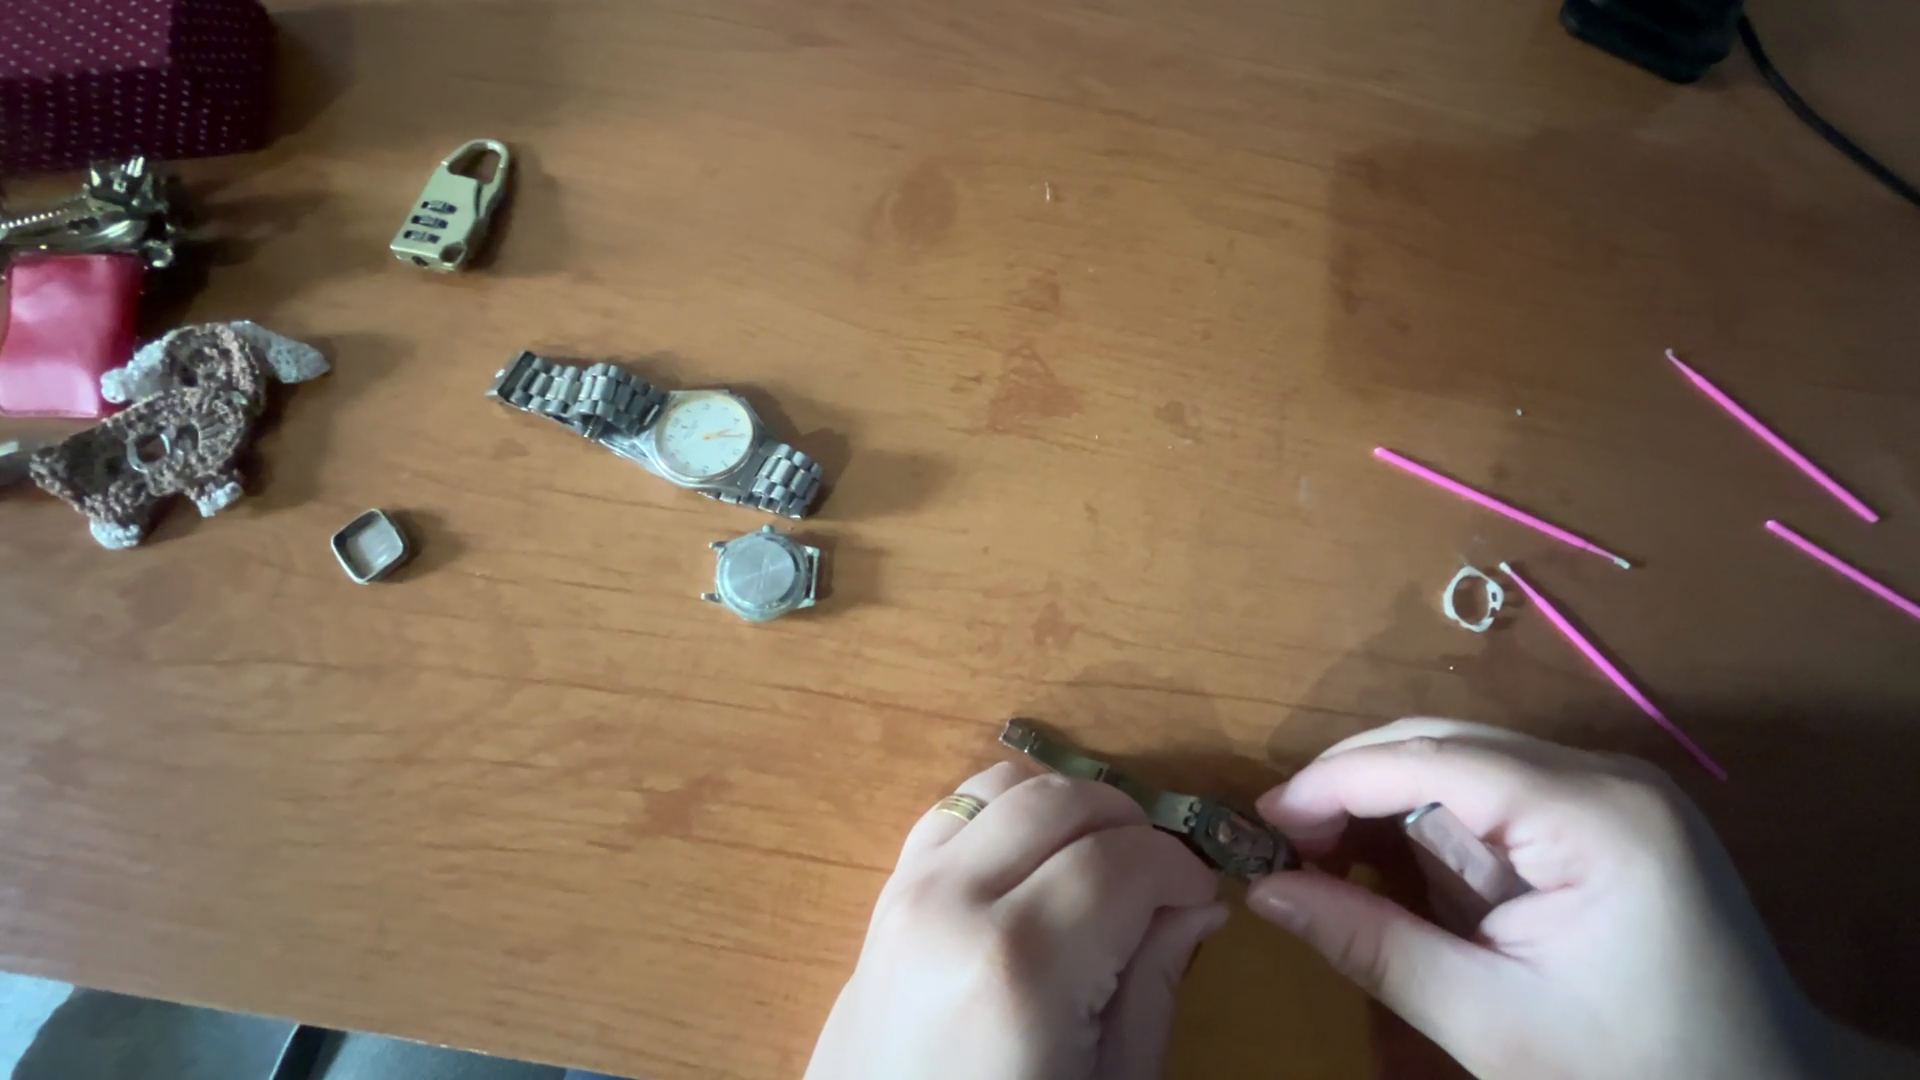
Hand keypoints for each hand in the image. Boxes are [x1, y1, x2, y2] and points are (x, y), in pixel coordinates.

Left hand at [804, 761, 1224, 1079]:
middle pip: (1059, 802)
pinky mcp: (888, 885)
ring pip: (1004, 785)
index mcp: (1019, 964)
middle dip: (1126, 821)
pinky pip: (955, 807)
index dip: (1176, 865)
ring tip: (1100, 855)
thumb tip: (1197, 900)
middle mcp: (956, 900)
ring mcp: (910, 885)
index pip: (1119, 861)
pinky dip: (1008, 809)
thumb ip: (1152, 982)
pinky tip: (1035, 854)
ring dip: (1066, 805)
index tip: (1200, 890)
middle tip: (1157, 871)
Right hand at [1248, 719, 1828, 1079]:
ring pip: (1445, 760)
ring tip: (1320, 852)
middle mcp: (1598, 774)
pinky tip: (1382, 859)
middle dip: (1351, 785)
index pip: (1434, 761)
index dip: (1336, 780)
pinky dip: (1414, 821)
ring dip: (1376, 801)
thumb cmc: (1642, 1077)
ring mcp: (1597, 786)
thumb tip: (1261, 891)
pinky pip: (1472, 790)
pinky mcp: (1585, 807)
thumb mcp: (1493, 1026)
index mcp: (1596, 818)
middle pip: (1436, 744)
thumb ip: (1372, 946)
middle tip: (1285, 838)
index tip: (1265, 817)